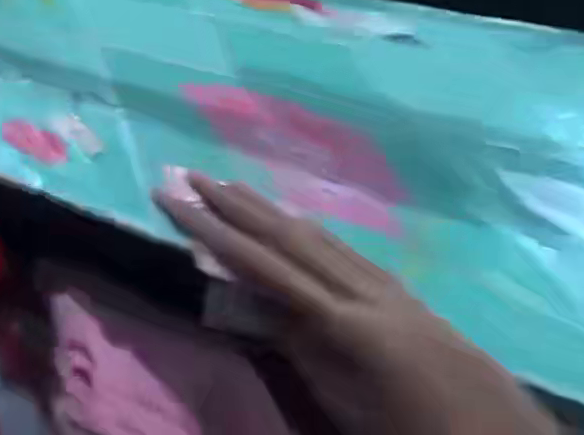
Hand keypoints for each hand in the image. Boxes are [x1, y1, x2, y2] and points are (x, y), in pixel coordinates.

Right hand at [155, 173, 555, 434]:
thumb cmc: (406, 433)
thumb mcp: (338, 396)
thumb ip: (293, 338)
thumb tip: (250, 292)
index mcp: (346, 322)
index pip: (259, 261)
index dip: (207, 227)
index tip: (165, 197)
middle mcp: (371, 296)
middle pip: (291, 237)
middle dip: (235, 204)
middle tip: (191, 175)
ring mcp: (399, 295)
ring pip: (323, 239)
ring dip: (272, 209)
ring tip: (233, 184)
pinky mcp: (418, 303)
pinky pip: (354, 254)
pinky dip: (315, 231)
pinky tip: (298, 220)